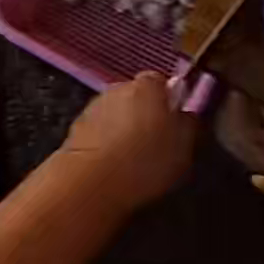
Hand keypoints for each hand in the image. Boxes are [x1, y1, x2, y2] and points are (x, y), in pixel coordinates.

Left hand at [60, 72, 197, 209]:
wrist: (91, 182)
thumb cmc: (145, 161)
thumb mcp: (183, 148)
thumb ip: (188, 124)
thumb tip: (186, 113)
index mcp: (148, 85)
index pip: (161, 81)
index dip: (168, 101)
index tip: (171, 124)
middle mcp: (120, 86)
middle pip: (136, 95)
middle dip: (143, 113)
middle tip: (153, 143)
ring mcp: (95, 105)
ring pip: (116, 112)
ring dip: (121, 127)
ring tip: (129, 159)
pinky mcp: (75, 127)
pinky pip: (98, 130)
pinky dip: (103, 141)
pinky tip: (109, 165)